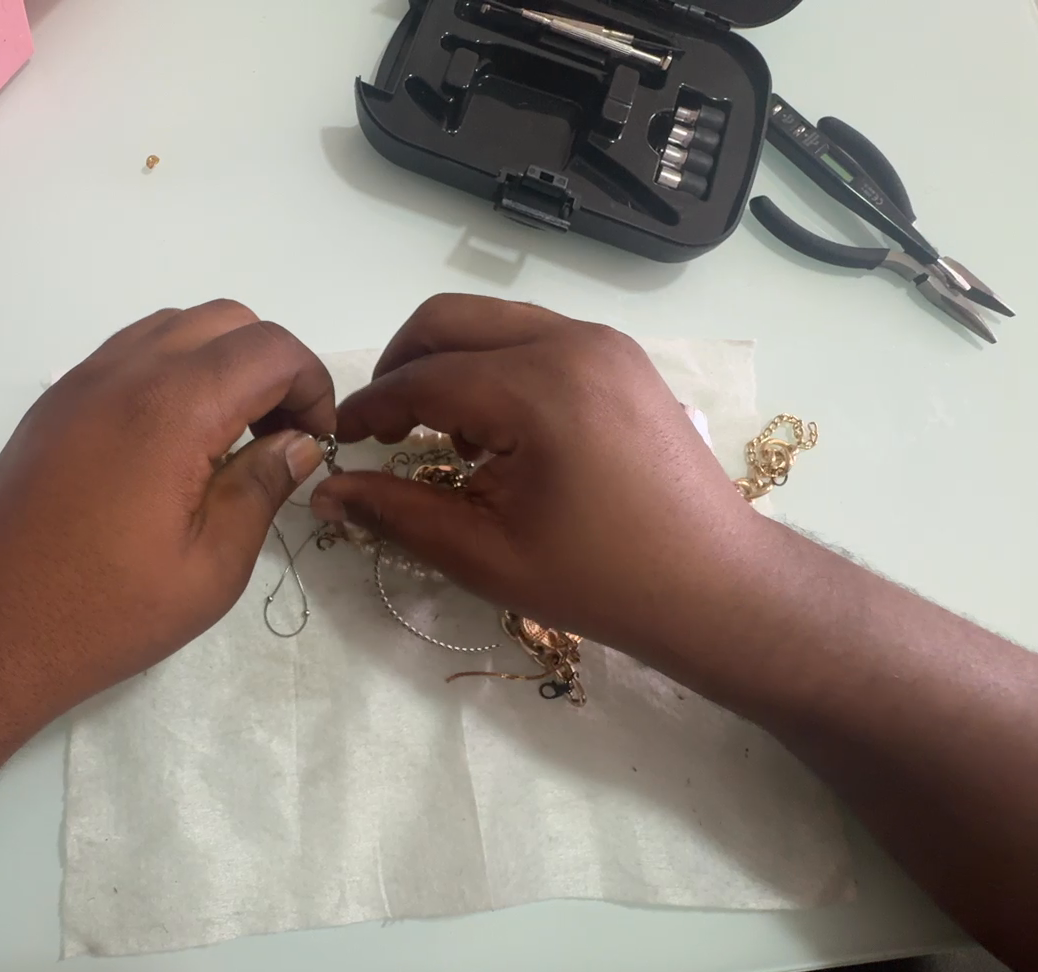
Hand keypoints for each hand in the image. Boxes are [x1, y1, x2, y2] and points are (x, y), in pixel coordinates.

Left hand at [0, 301, 334, 724]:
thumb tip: (296, 442)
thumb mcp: (211, 567)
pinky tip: (176, 440)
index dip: (312, 385)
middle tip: (278, 436)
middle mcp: (125, 372)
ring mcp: (81, 382)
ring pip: (175, 328)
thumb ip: (261, 488)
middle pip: (227, 321)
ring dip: (221, 363)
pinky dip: (173, 371)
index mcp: (173, 408)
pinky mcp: (54, 405)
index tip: (313, 441)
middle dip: (272, 366)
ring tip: (230, 435)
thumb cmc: (106, 612)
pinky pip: (131, 353)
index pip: (271, 349)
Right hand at [312, 294, 770, 670]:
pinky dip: (491, 366)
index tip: (340, 439)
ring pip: (490, 321)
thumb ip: (394, 512)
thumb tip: (323, 491)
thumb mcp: (481, 554)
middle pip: (448, 320)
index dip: (370, 408)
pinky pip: (530, 336)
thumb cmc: (596, 579)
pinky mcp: (618, 355)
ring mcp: (602, 341)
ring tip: (441, 436)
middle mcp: (570, 342)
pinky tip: (496, 429)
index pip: (421, 379)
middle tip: (382, 428)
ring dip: (445, 365)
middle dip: (398, 367)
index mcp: (536, 390)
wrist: (713, 585)